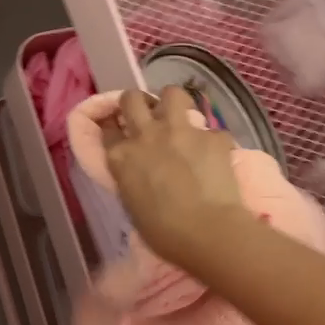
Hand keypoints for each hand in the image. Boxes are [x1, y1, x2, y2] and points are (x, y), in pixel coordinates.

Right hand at [104, 87, 257, 260]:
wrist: (207, 232)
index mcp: (120, 156)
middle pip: (131, 98)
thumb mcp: (131, 203)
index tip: (121, 135)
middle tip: (147, 118)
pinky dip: (213, 141)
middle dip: (138, 104)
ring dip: (174, 104)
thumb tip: (139, 172)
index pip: (108, 128)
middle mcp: (145, 135)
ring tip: (179, 120)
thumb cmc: (163, 232)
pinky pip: (212, 130)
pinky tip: (215, 155)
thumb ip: (130, 177)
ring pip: (172, 93)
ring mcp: (180, 131)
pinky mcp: (212, 137)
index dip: (115, 129)